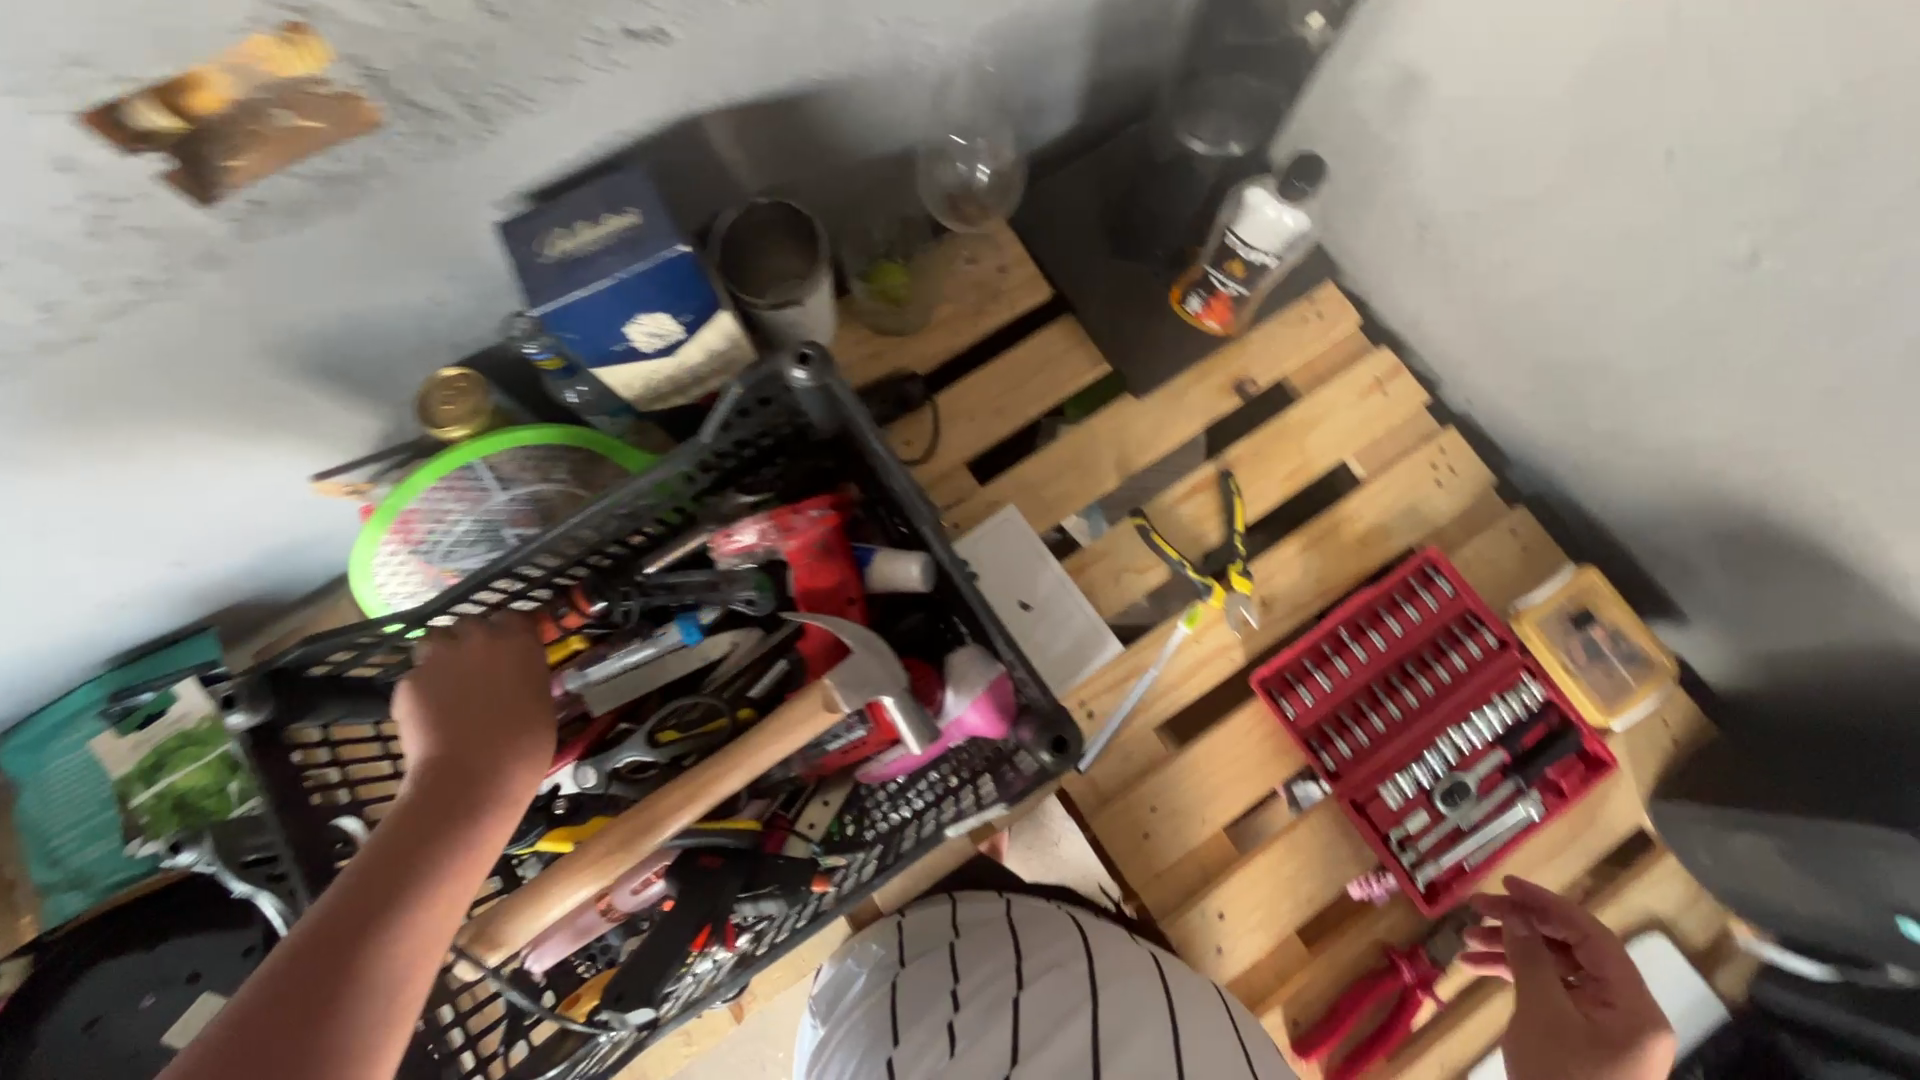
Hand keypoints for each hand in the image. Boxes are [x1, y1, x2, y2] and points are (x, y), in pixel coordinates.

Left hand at [390, 614, 555, 813]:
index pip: (512, 617)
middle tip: (477, 670)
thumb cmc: (525, 746)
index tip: (511, 650)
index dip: (509, 632)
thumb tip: (516, 680)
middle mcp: (479, 640)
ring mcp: (439, 658)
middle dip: (472, 641)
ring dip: (441, 655)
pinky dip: (422, 690)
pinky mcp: (408, 682)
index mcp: (519, 643)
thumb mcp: (541, 702)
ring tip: (448, 685)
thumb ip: (526, 678)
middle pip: (470, 623)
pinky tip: (429, 716)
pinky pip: (415, 677)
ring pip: (435, 641)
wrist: (472, 777)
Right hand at [1462, 876, 1674, 1079]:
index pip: (1592, 935)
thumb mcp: (1541, 1015)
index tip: (1505, 885)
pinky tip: (1479, 968)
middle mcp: (1626, 1010)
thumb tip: (1516, 914)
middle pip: (1574, 949)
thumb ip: (1531, 958)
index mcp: (1633, 1005)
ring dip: (1512, 950)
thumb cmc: (1560, 1078)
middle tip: (1476, 910)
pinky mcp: (1585, 1038)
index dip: (1547, 904)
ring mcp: (1606, 1026)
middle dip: (1522, 926)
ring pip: (1558, 969)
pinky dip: (1517, 977)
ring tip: (1467, 941)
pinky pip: (1552, 993)